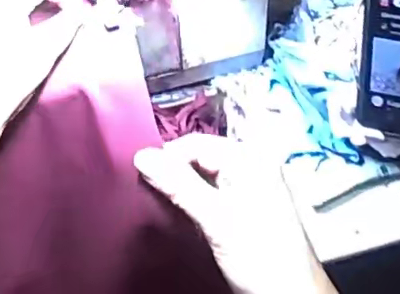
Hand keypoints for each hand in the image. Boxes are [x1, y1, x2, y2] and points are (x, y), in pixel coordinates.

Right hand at [134, 134, 336, 293]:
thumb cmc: (260, 256)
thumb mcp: (215, 219)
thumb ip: (179, 186)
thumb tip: (142, 156)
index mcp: (249, 156)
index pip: (198, 143)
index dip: (168, 156)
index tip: (140, 175)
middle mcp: (253, 163)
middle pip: (203, 157)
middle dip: (175, 171)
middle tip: (148, 191)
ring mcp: (254, 186)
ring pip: (208, 175)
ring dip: (186, 187)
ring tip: (163, 204)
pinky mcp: (251, 208)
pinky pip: (217, 192)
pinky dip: (199, 200)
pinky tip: (186, 217)